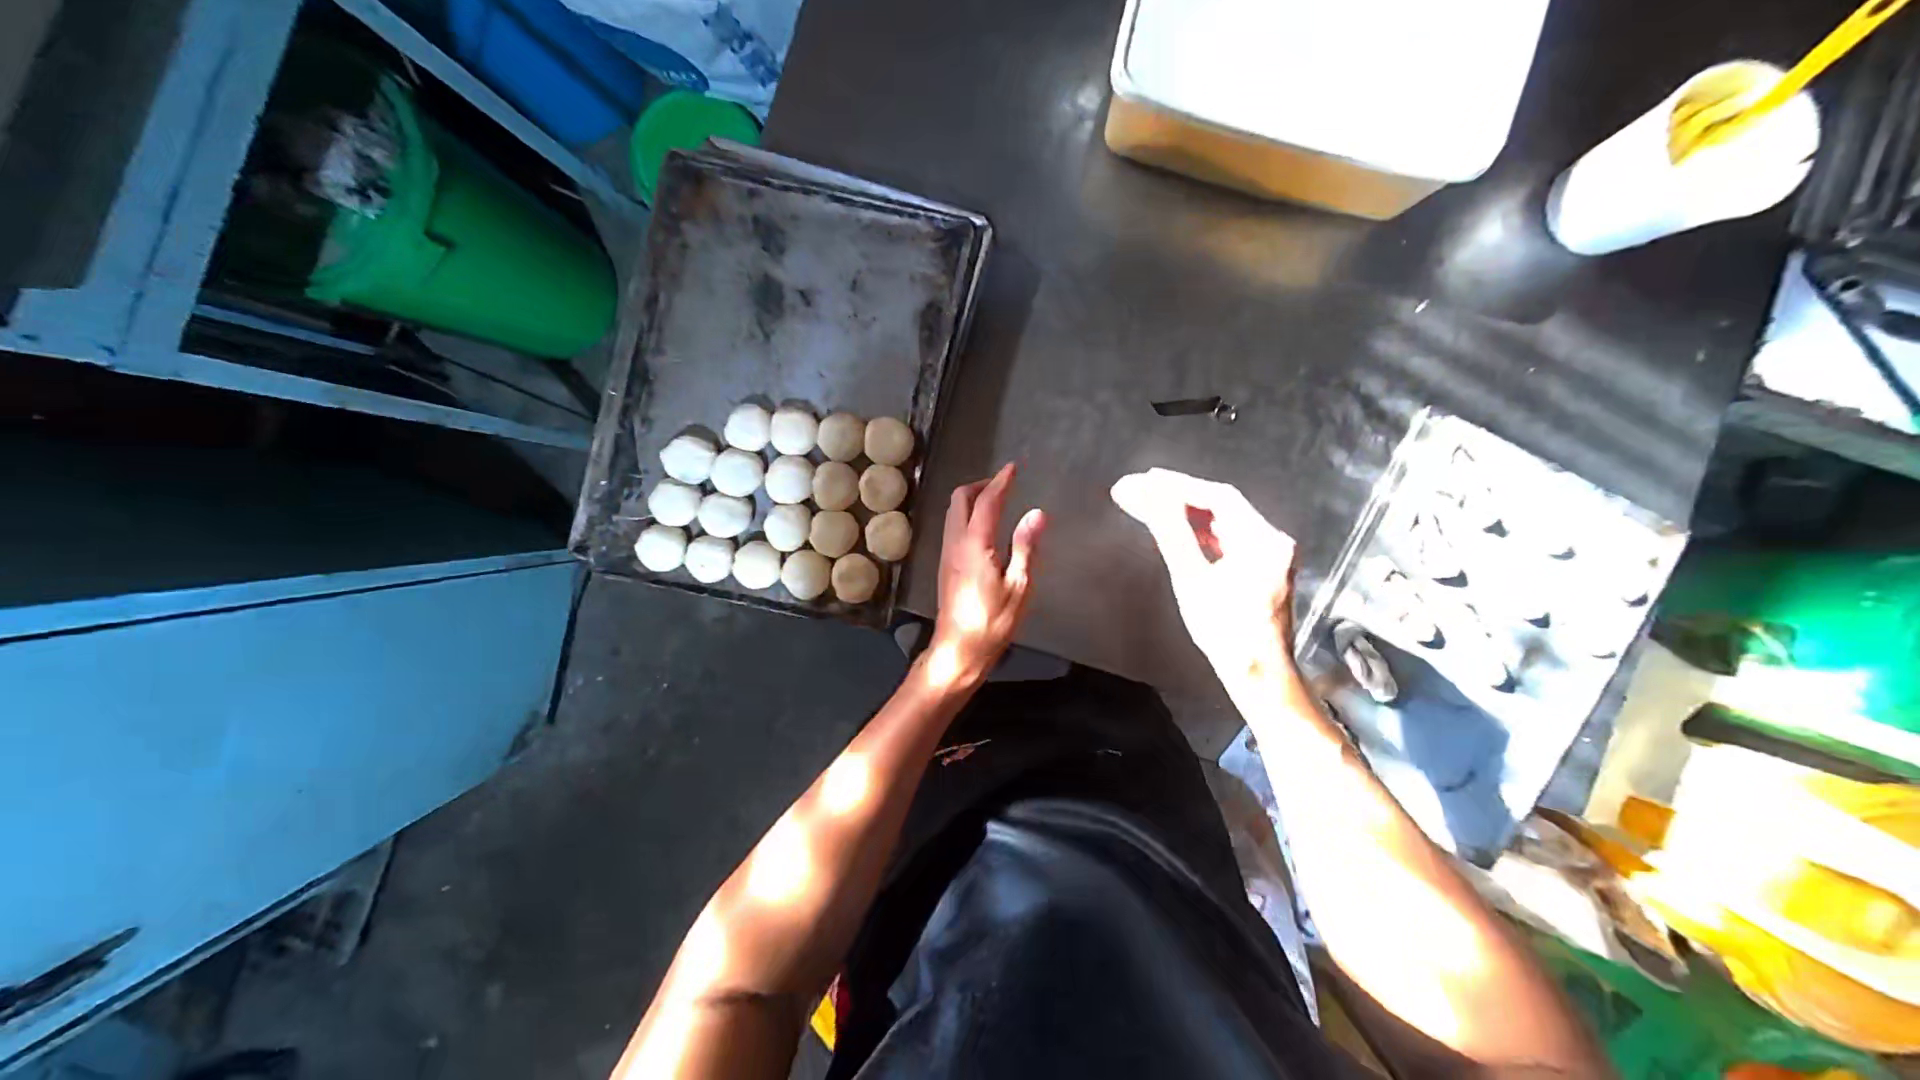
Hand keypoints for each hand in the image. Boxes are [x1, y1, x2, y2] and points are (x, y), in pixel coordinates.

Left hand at [924, 464, 1045, 687]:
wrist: (958, 650)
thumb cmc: (992, 622)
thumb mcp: (1019, 586)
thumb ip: (1026, 547)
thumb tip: (1036, 513)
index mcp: (975, 544)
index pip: (987, 501)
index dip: (1000, 481)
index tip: (1012, 468)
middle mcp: (955, 543)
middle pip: (960, 499)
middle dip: (980, 485)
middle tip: (1003, 483)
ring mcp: (946, 554)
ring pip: (953, 513)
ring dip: (971, 499)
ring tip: (996, 500)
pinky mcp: (945, 566)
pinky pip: (953, 528)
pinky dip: (967, 515)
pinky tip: (984, 527)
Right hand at [1111, 468, 1297, 686]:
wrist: (1257, 674)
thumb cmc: (1225, 632)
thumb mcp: (1192, 578)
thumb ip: (1172, 531)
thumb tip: (1150, 494)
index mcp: (1263, 539)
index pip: (1218, 497)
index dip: (1179, 485)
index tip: (1146, 479)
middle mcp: (1272, 541)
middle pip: (1220, 506)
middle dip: (1178, 496)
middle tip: (1140, 490)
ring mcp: (1269, 556)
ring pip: (1222, 522)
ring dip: (1186, 513)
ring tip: (1150, 505)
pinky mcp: (1262, 569)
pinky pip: (1228, 539)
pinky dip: (1200, 532)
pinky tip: (1177, 530)